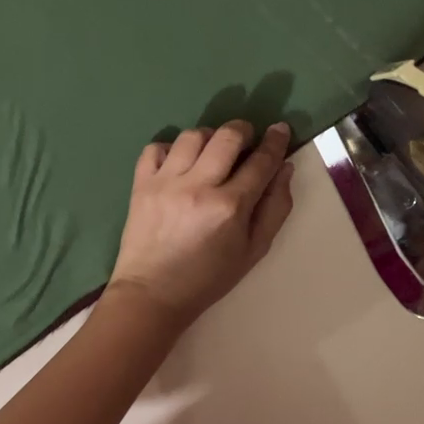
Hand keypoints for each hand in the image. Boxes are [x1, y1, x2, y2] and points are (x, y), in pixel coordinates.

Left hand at [108, 120, 294, 325]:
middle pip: (226, 137)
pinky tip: (178, 163)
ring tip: (211, 152)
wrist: (151, 293)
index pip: (261, 160)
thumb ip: (275, 207)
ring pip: (191, 136)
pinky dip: (169, 148)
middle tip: (245, 140)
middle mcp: (197, 187)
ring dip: (207, 137)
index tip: (279, 130)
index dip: (275, 141)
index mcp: (229, 206)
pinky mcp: (140, 186)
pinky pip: (153, 149)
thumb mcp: (254, 250)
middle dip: (243, 131)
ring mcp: (164, 184)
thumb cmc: (207, 278)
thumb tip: (284, 167)